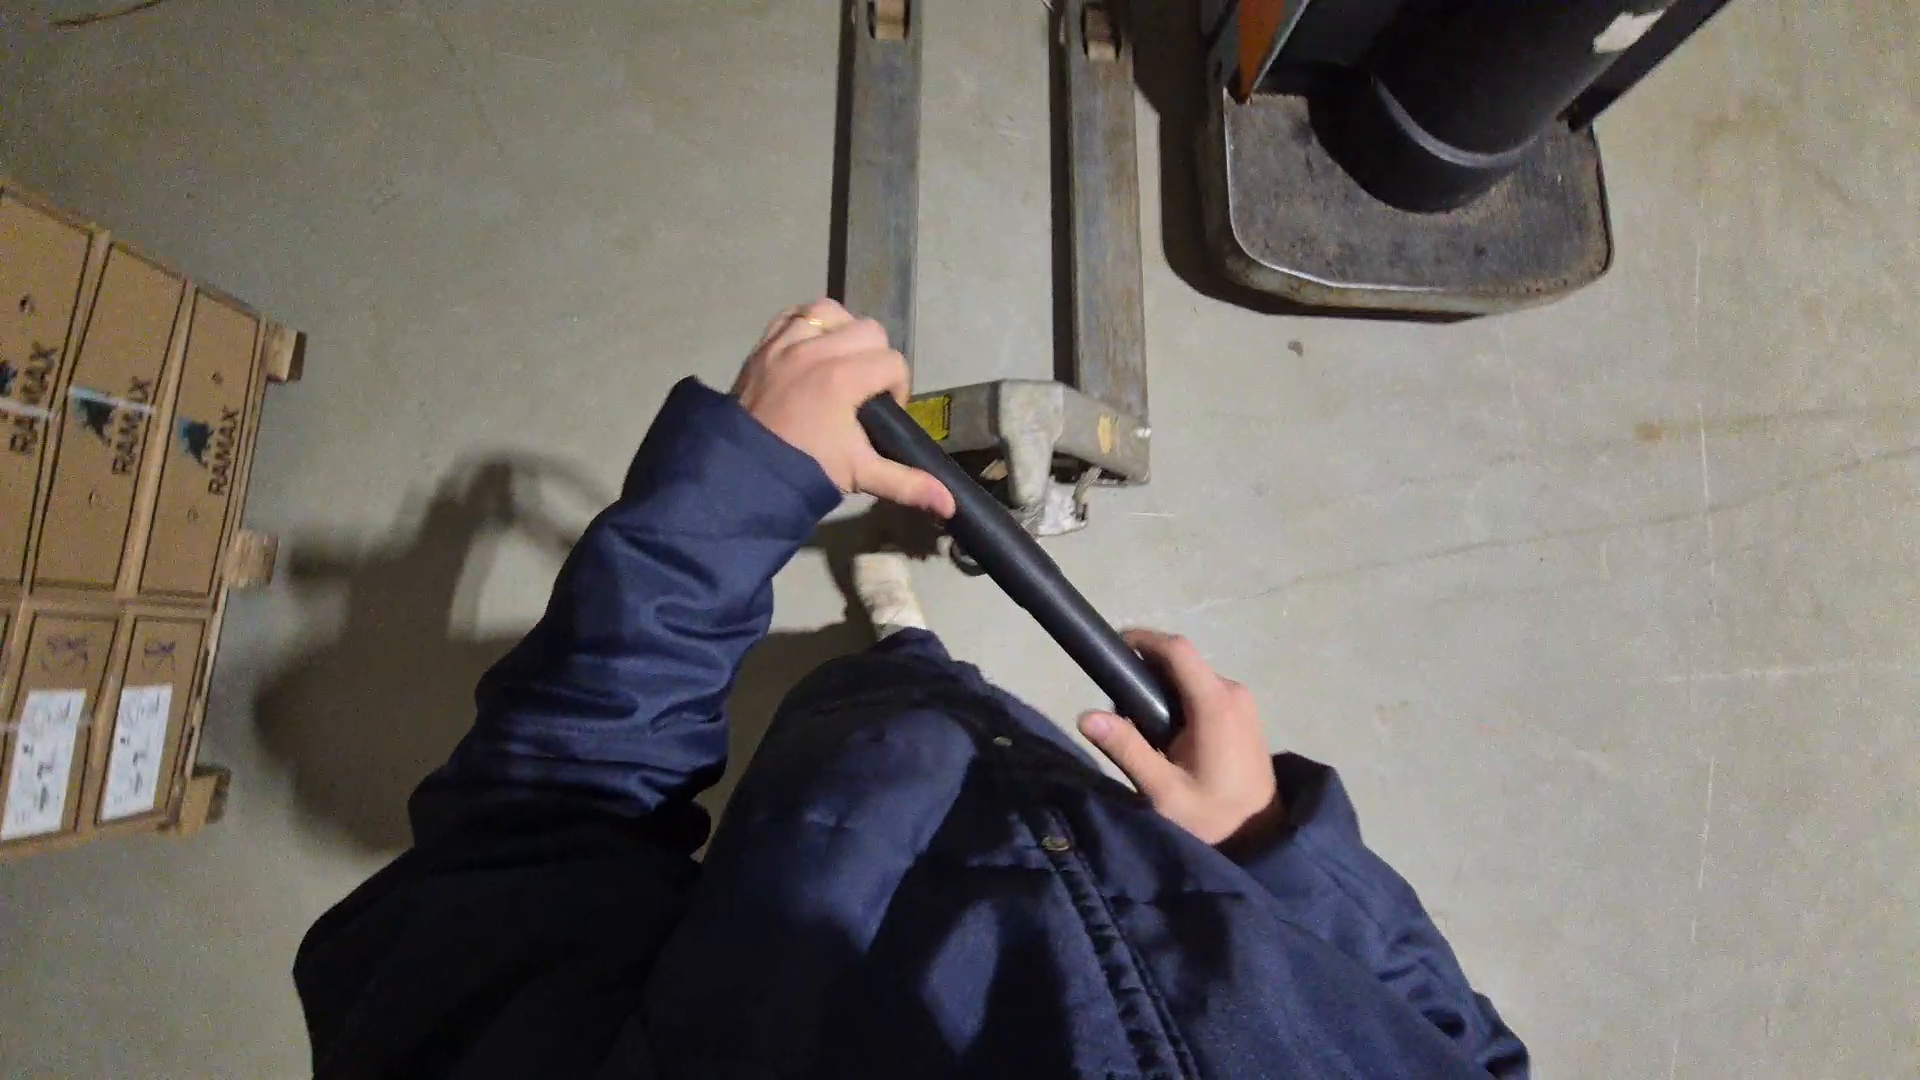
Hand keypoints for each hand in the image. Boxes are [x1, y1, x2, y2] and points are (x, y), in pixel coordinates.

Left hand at [733, 300, 954, 517]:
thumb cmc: (805, 468)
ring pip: (832, 311)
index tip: (883, 414)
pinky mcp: (764, 343)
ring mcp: (786, 342)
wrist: (743, 471)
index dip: (897, 388)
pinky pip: (794, 313)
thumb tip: (950, 504)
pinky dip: (809, 325)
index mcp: (842, 378)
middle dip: (876, 358)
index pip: (893, 362)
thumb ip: (907, 483)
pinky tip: (813, 349)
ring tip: (841, 363)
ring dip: (844, 332)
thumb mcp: (860, 474)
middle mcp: (816, 350)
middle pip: (869, 330)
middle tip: (864, 391)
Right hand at [1079, 630, 1280, 846]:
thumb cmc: (1213, 817)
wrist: (1262, 840)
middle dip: (1144, 673)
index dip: (1142, 640)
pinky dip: (1177, 698)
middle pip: (1180, 661)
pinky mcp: (1242, 711)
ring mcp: (1241, 700)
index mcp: (1215, 704)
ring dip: (1159, 688)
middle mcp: (1233, 691)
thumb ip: (1127, 749)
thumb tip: (1085, 715)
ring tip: (1140, 729)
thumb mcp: (1164, 791)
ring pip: (1189, 675)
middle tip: (1119, 711)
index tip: (1111, 649)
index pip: (1177, 649)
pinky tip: (1166, 734)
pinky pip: (1202, 688)